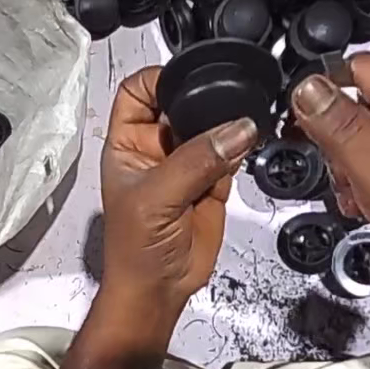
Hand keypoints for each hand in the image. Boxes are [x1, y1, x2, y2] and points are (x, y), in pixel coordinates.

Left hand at [98, 67, 258, 330]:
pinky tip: (242, 151)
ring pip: (210, 128)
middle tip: (222, 108)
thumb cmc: (135, 251)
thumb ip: (195, 161)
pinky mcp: (212, 183)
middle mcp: (157, 149)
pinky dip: (240, 149)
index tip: (185, 80)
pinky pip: (230, 154)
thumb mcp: (156, 198)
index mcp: (127, 144)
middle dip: (201, 102)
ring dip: (226, 127)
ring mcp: (186, 164)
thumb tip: (234, 131)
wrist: (160, 289)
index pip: (138, 92)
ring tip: (236, 134)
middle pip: (180, 104)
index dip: (158, 79)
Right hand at [288, 53, 369, 279]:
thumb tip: (306, 89)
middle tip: (351, 171)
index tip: (313, 131)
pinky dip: (362, 181)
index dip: (321, 99)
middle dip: (338, 144)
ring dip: (348, 168)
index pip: (350, 68)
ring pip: (357, 136)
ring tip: (367, 190)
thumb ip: (337, 124)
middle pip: (351, 104)